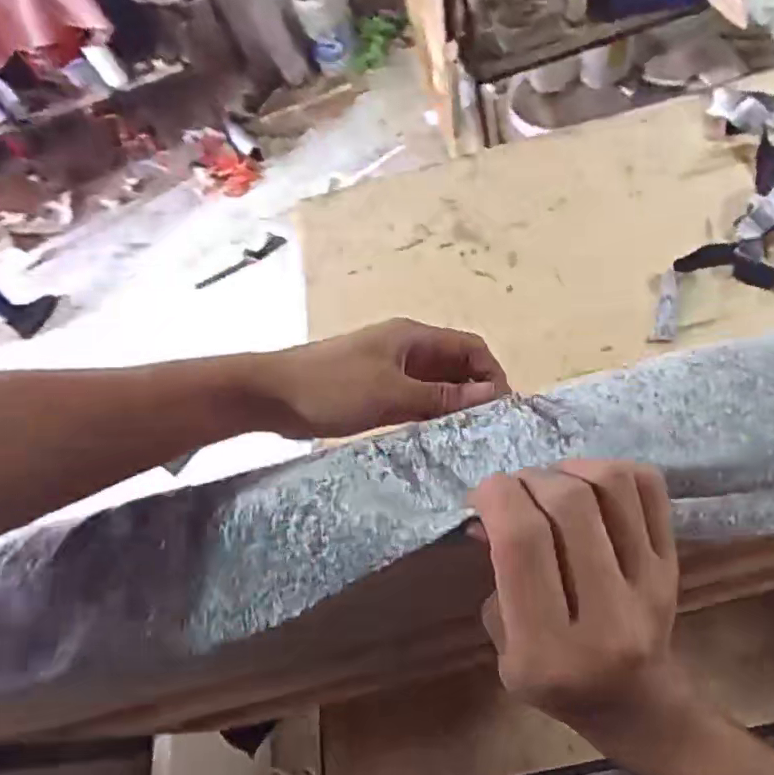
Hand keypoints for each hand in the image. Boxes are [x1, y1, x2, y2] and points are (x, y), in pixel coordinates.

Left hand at [259, 318, 508, 438]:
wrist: (270, 394)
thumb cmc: (333, 387)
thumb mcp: (393, 394)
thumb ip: (443, 397)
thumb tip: (492, 395)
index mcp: (414, 338)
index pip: (471, 348)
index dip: (492, 373)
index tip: (503, 407)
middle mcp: (409, 350)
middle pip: (458, 366)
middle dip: (478, 392)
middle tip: (491, 428)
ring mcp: (393, 370)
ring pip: (439, 385)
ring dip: (456, 406)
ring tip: (472, 436)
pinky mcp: (379, 390)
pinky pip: (418, 399)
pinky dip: (434, 414)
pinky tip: (441, 436)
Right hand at [468, 461, 700, 745]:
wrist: (635, 701)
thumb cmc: (558, 683)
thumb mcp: (508, 651)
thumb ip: (497, 581)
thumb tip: (491, 513)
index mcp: (550, 650)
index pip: (523, 543)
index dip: (496, 498)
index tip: (482, 494)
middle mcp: (608, 614)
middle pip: (568, 505)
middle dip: (529, 479)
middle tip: (514, 489)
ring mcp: (651, 584)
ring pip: (613, 486)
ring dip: (570, 468)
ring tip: (551, 483)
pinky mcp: (673, 563)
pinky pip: (650, 488)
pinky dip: (613, 470)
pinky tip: (589, 484)